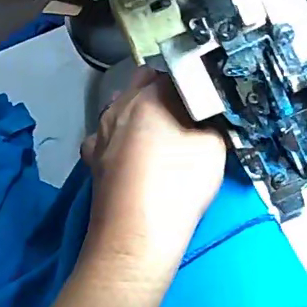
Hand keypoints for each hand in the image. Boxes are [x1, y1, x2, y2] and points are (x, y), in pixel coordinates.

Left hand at [80, 67, 225, 276]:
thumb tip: (207, 113)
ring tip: (158, 133)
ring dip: (138, 112)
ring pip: (120, 106)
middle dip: (162, 91)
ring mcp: (101, 131)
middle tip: (185, 113)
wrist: (135, 233)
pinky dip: (117, 137)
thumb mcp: (214, 147)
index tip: (205, 98)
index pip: (176, 73)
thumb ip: (211, 121)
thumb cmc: (178, 185)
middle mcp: (121, 105)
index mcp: (151, 95)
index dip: (193, 83)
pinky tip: (127, 151)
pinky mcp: (92, 157)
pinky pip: (105, 136)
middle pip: (143, 83)